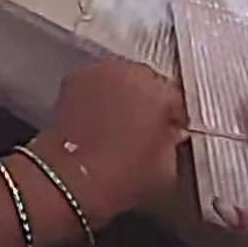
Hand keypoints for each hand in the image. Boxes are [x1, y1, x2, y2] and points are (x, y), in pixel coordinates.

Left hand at [27, 56, 186, 226]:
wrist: (74, 174)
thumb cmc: (126, 174)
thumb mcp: (167, 167)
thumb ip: (173, 140)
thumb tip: (171, 130)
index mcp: (157, 93)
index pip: (174, 94)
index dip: (173, 113)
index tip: (170, 128)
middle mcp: (127, 73)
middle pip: (144, 78)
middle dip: (147, 96)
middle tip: (144, 120)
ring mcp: (97, 71)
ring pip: (118, 74)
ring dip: (121, 89)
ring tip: (118, 115)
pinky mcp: (73, 77)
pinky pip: (94, 79)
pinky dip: (98, 90)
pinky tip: (97, 112)